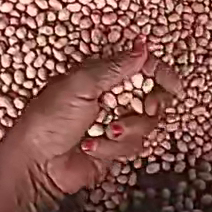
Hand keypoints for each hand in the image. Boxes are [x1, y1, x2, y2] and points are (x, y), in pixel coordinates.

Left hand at [0, 41, 181, 211]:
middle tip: (144, 109)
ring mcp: (117, 124)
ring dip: (127, 130)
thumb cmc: (48, 120)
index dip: (162, 75)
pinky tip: (92, 147)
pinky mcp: (117, 148)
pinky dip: (114, 148)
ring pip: (147, 125)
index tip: (174, 86)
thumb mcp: (80, 86)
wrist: (37, 164)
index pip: (143, 68)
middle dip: (150, 107)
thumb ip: (115, 67)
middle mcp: (113, 98)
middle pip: (154, 97)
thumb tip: (143, 47)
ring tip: (105, 132)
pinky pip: (135, 146)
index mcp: (103, 76)